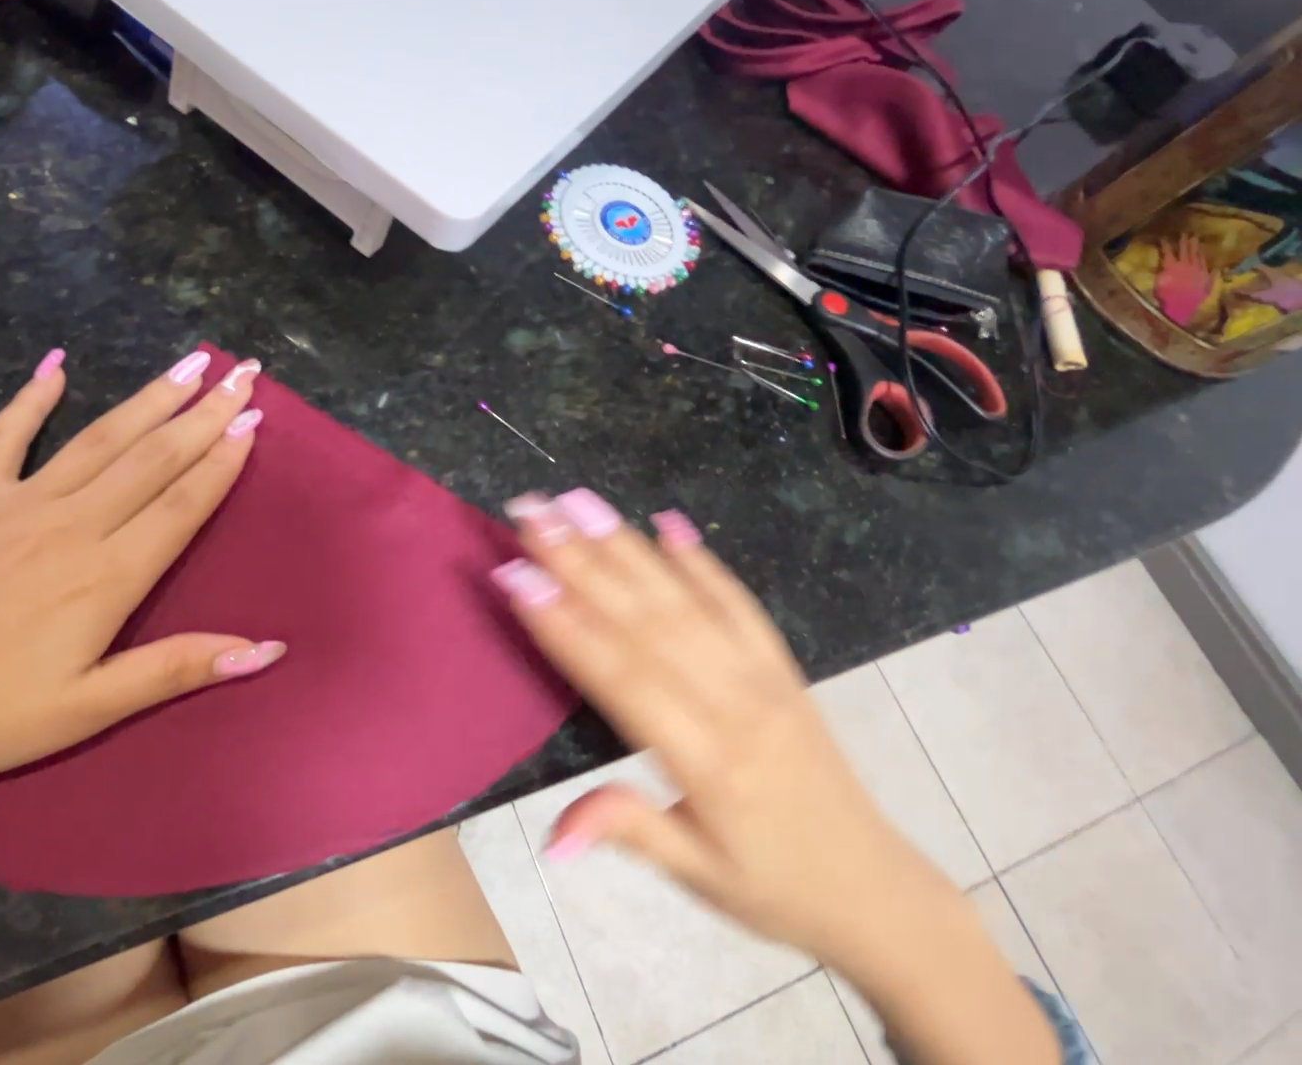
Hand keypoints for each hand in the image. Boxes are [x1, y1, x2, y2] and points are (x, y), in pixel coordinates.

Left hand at [0, 347, 284, 792]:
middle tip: (243, 372)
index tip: (254, 420)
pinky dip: (31, 399)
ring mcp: (14, 504)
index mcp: (107, 578)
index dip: (222, 462)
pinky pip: (4, 437)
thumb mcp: (87, 709)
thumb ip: (176, 669)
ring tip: (188, 363)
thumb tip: (268, 649)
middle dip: (203, 414)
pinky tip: (56, 366)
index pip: (181, 505)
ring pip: (98, 439)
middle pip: (151, 459)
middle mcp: (71, 526)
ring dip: (148, 398)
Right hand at [490, 490, 954, 965]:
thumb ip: (628, 832)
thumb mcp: (698, 876)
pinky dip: (703, 563)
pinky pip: (741, 606)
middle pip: (649, 621)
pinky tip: (669, 525)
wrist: (879, 893)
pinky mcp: (785, 670)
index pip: (624, 676)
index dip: (566, 624)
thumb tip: (549, 838)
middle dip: (583, 561)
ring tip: (580, 502)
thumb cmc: (774, 888)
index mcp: (709, 760)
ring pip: (688, 602)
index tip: (518, 574)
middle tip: (533, 511)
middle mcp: (737, 704)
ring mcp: (766, 679)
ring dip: (629, 547)